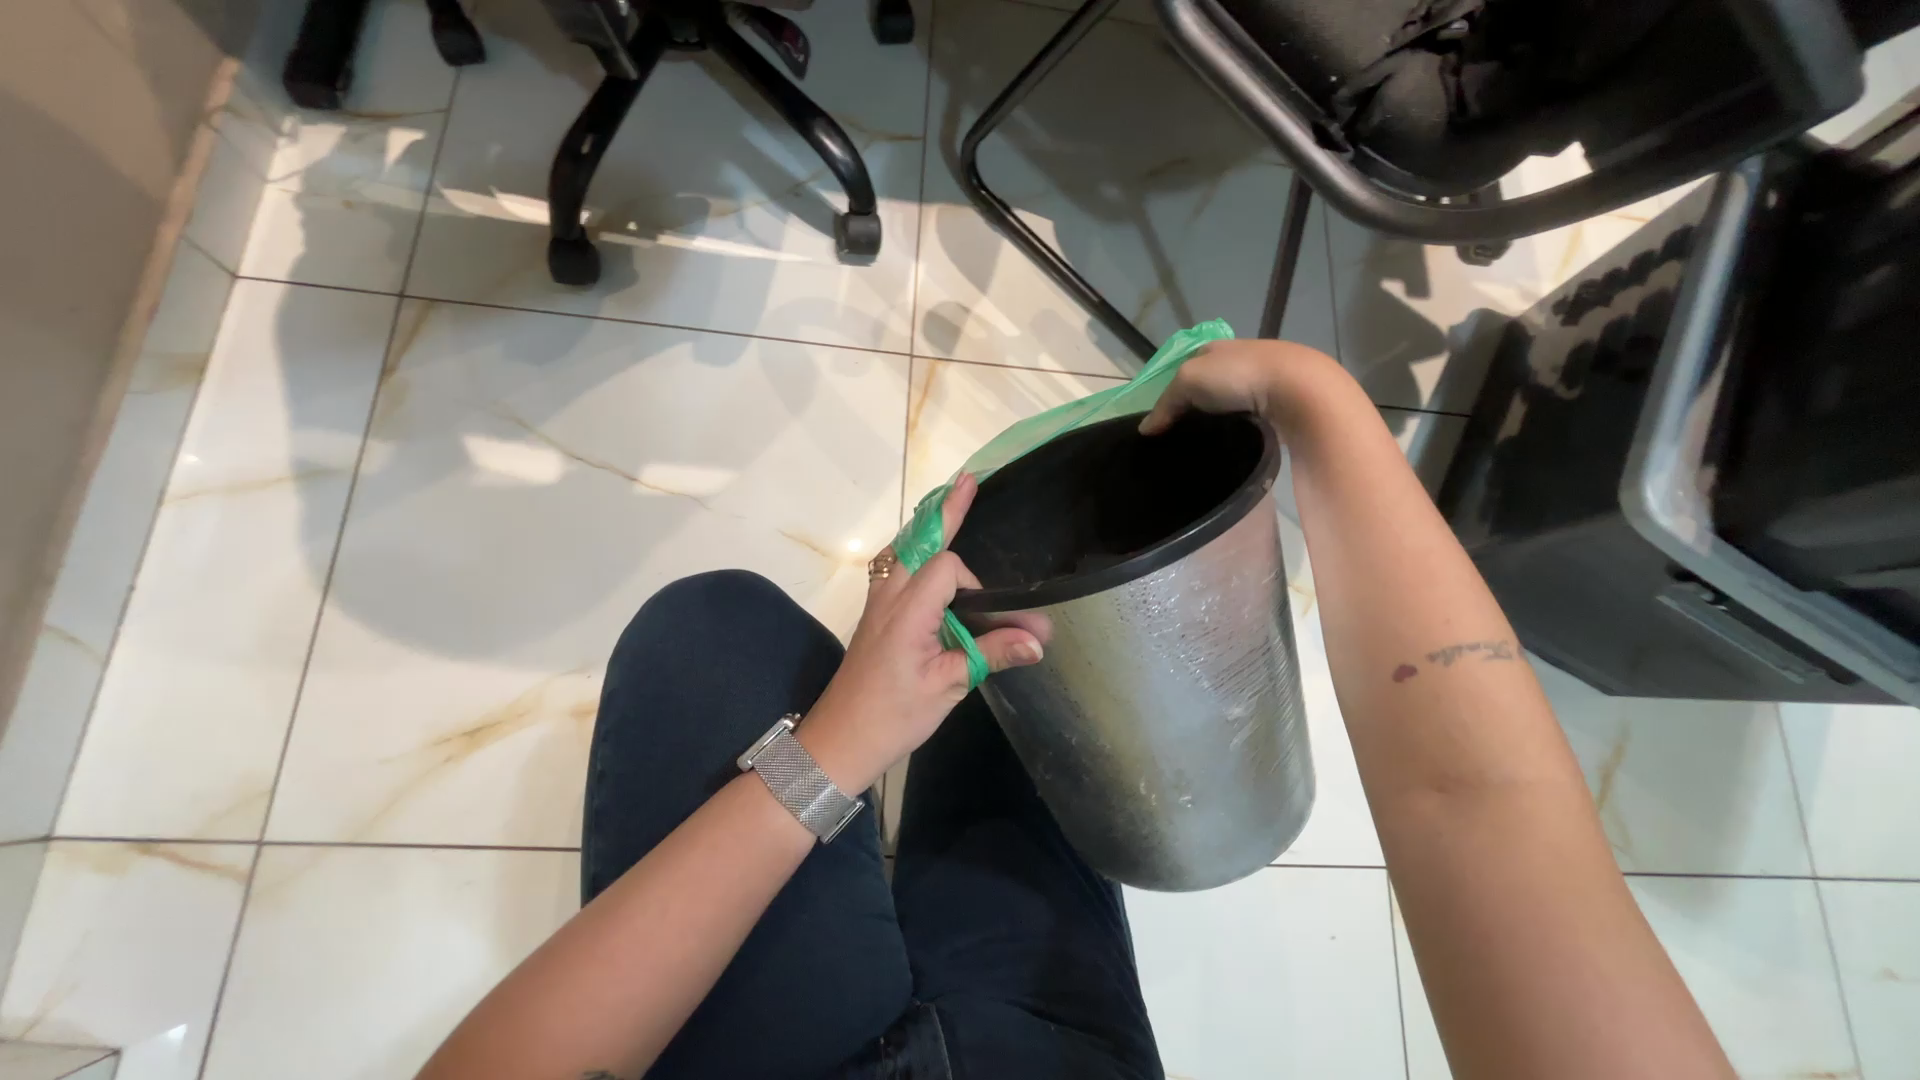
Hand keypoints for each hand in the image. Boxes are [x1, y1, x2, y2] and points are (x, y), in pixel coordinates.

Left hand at [797, 473, 1048, 792]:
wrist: (841, 738)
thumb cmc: (893, 715)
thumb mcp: (948, 686)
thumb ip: (991, 654)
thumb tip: (1041, 639)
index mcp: (907, 610)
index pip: (947, 567)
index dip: (973, 584)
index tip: (986, 616)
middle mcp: (889, 595)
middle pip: (919, 539)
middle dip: (946, 510)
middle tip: (969, 479)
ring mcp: (877, 601)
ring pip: (903, 550)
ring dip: (928, 527)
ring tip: (951, 501)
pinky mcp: (874, 613)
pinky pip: (895, 568)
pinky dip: (915, 550)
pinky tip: (926, 553)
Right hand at [1138, 338, 1346, 435]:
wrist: (1299, 389)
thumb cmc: (1238, 375)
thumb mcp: (1188, 381)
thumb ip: (1165, 404)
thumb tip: (1145, 430)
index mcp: (1214, 348)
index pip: (1184, 370)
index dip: (1171, 394)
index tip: (1163, 424)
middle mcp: (1238, 360)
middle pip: (1207, 388)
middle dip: (1195, 408)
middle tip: (1181, 438)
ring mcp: (1262, 381)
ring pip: (1230, 404)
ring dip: (1219, 421)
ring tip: (1206, 445)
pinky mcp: (1280, 403)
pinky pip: (1250, 417)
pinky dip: (1241, 428)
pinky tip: (1234, 443)